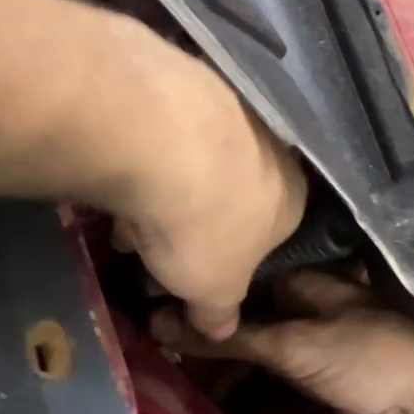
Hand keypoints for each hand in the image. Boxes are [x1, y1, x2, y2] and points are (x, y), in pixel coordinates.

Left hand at [114, 54, 307, 339]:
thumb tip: (220, 332)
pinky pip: (172, 130)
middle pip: (231, 195)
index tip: (192, 274)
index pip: (270, 235)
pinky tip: (120, 171)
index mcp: (293, 201)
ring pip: (199, 161)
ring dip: (165, 190)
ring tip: (124, 216)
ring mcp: (234, 111)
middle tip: (151, 248)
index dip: (229, 259)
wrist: (167, 140)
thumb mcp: (213, 293)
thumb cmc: (205, 229)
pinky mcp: (192, 81)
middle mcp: (273, 150)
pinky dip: (150, 153)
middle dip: (191, 224)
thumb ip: (219, 314)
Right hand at [151, 270, 413, 413]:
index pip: (236, 268)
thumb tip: (160, 323)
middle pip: (239, 300)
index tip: (153, 292)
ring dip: (217, 344)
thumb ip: (231, 336)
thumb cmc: (360, 355)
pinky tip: (204, 375)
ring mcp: (302, 325)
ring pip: (247, 328)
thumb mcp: (292, 344)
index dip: (200, 282)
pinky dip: (236, 363)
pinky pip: (260, 354)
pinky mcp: (305, 358)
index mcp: (299, 271)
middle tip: (153, 330)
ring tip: (168, 355)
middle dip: (204, 317)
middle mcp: (298, 290)